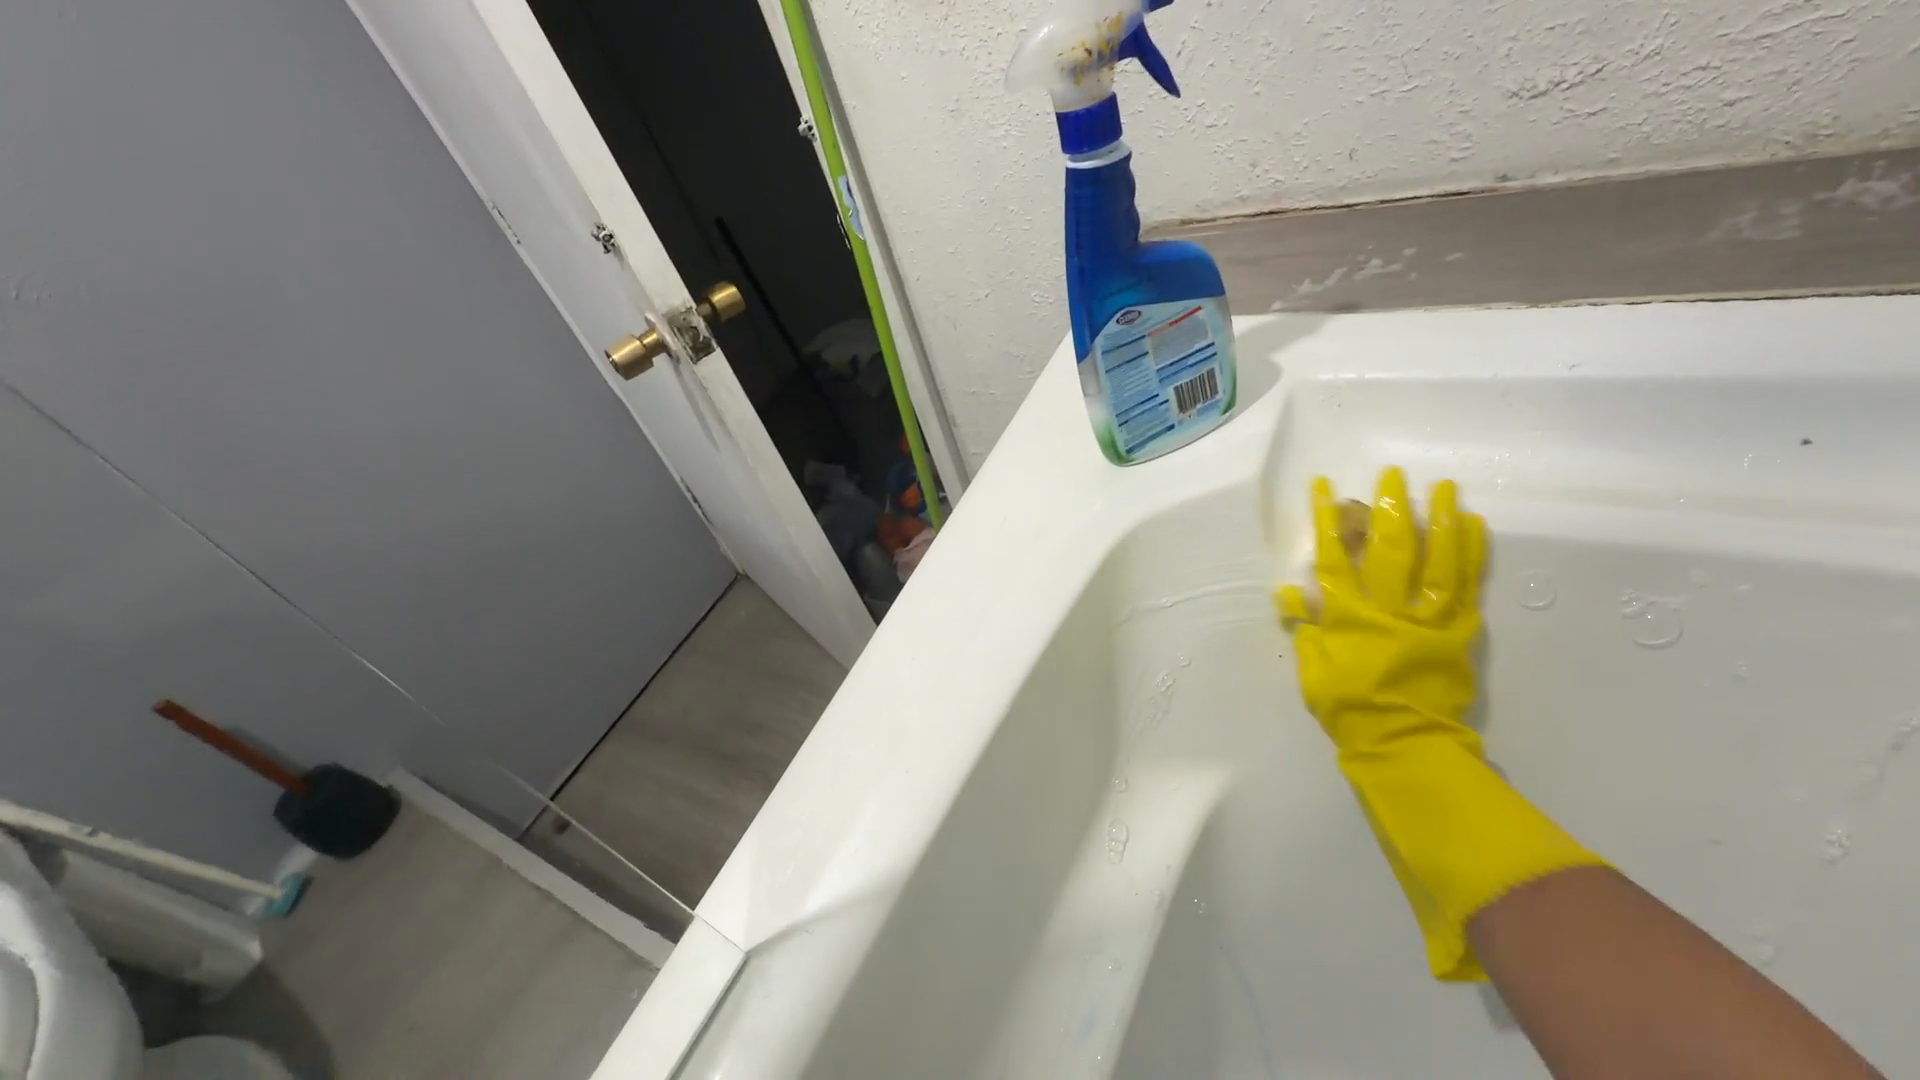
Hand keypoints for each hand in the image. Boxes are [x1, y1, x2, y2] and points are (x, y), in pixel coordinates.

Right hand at [1275, 467, 1601, 980]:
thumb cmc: (1348, 708)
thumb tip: (1294, 595)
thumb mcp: (1313, 670)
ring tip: (1444, 488)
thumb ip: (1307, 630)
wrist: (1402, 743)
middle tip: (1393, 475)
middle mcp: (1388, 610)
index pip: (1335, 558)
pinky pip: (1467, 587)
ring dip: (1440, 521)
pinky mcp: (1458, 632)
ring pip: (1437, 561)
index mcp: (1348, 618)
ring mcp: (1428, 619)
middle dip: (1390, 508)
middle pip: (1391, 549)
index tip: (1326, 487)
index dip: (1329, 520)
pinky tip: (1476, 527)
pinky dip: (1473, 555)